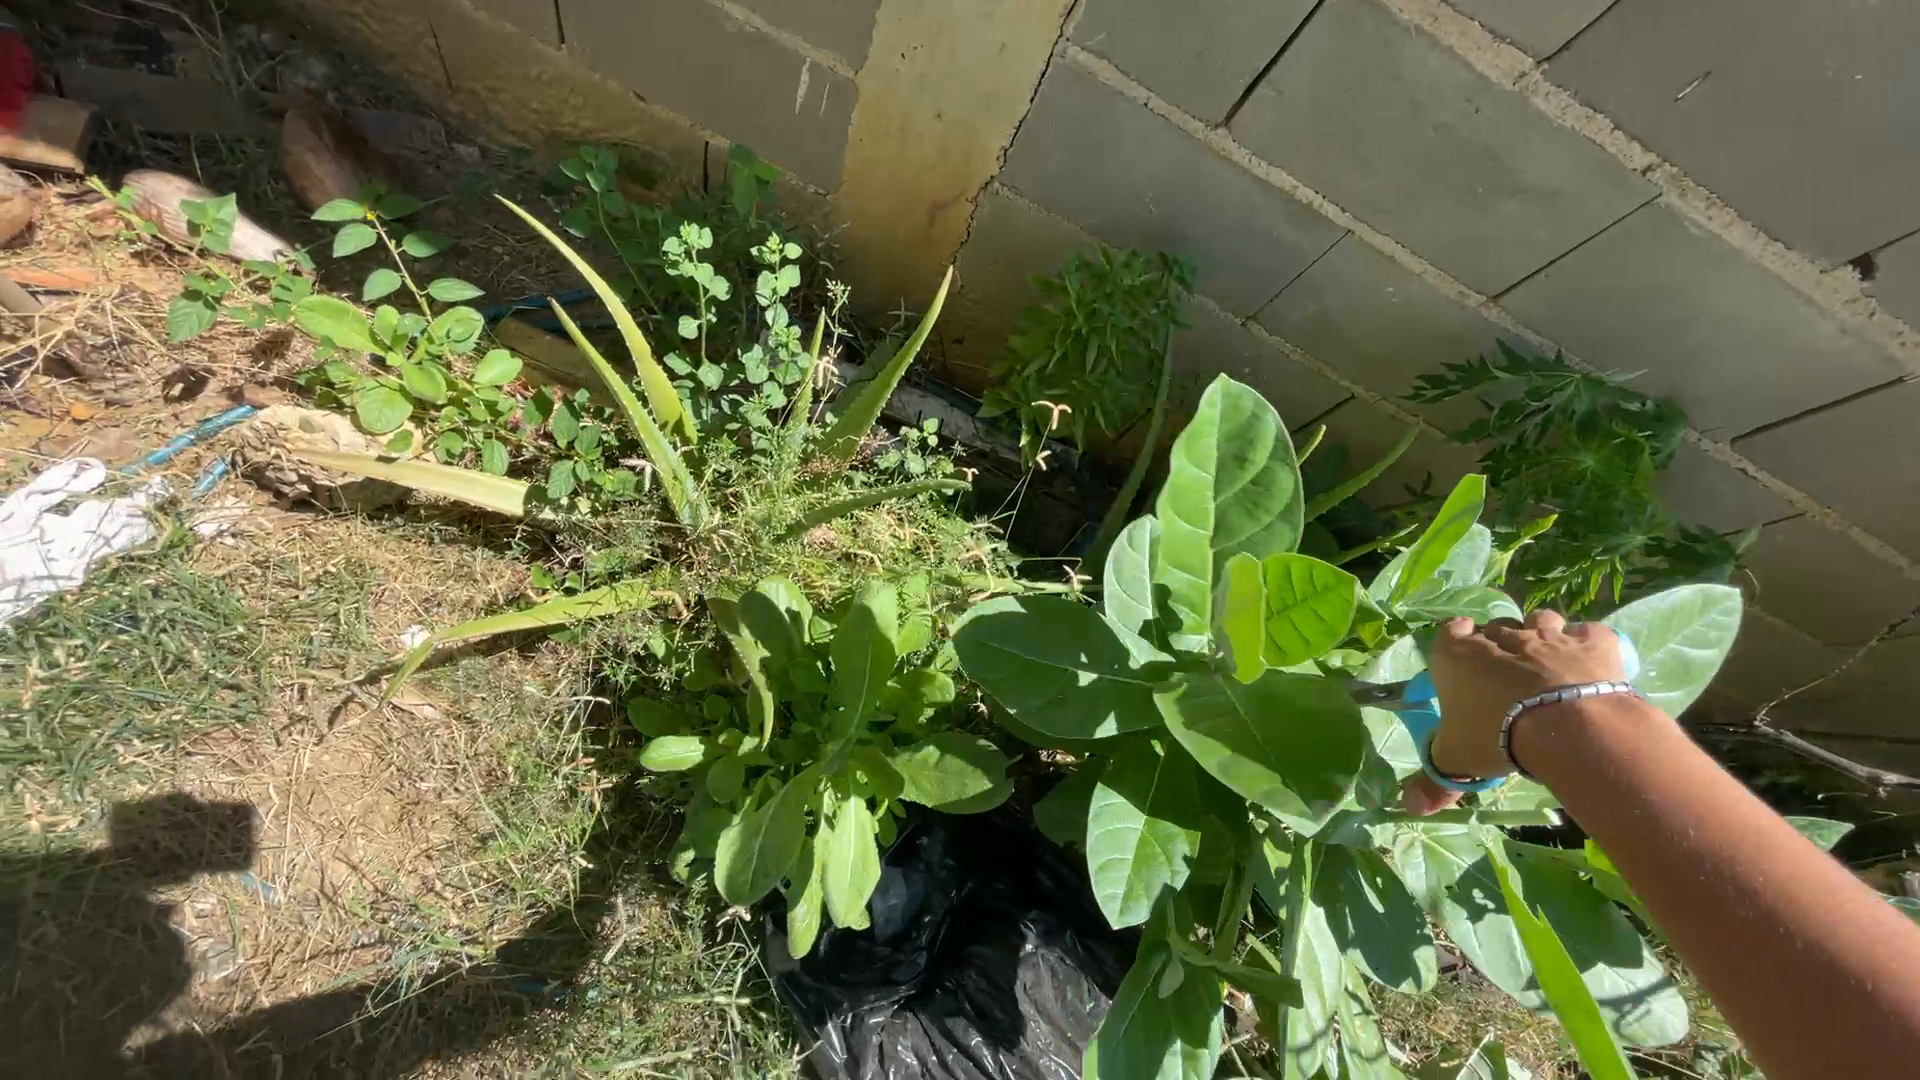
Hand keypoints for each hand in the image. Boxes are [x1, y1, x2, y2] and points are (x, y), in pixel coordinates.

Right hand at [1402, 609, 1625, 814]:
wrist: (1567, 727)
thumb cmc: (1495, 735)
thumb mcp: (1456, 760)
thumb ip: (1434, 780)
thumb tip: (1409, 807)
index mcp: (1456, 653)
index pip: (1449, 630)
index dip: (1456, 640)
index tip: (1462, 658)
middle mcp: (1499, 635)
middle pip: (1495, 626)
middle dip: (1499, 641)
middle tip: (1505, 671)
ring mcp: (1547, 635)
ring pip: (1540, 619)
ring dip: (1542, 632)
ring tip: (1547, 660)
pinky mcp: (1592, 643)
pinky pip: (1589, 632)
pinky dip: (1587, 642)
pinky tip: (1588, 661)